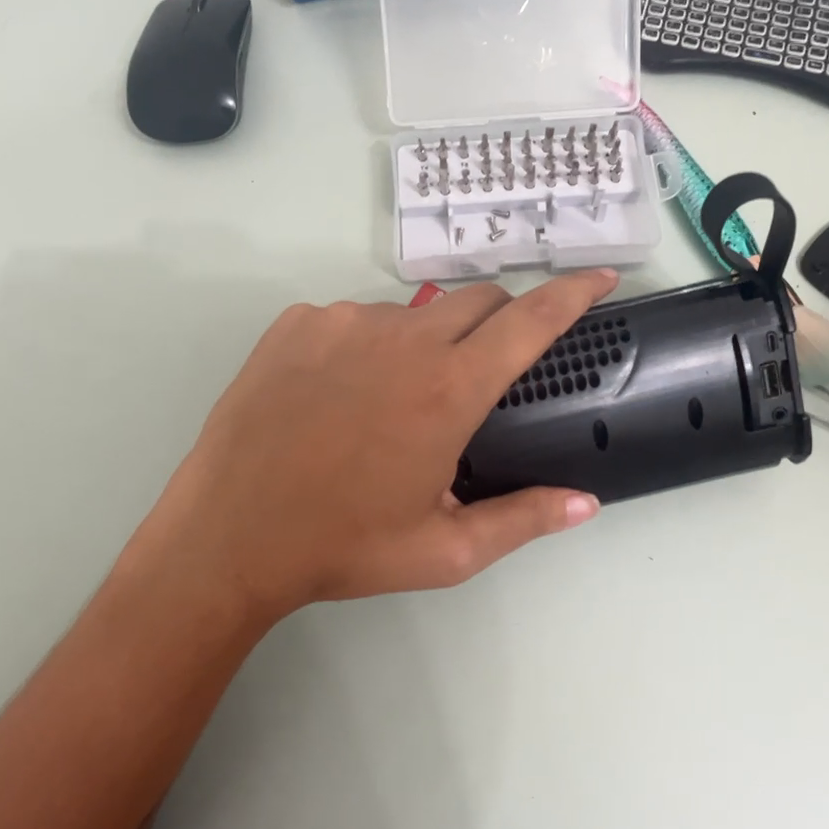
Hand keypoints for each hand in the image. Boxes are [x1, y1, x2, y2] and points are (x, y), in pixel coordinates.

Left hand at [132, 271, 619, 623]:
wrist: (229, 535)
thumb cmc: (343, 546)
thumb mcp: (445, 549)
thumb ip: (524, 519)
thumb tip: (585, 502)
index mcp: (449, 389)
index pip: (530, 321)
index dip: (572, 293)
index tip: (599, 278)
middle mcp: (402, 339)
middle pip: (477, 300)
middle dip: (500, 322)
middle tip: (486, 371)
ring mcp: (342, 323)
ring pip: (411, 312)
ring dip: (425, 342)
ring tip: (393, 404)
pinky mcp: (296, 324)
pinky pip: (352, 320)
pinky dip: (366, 346)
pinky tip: (338, 397)